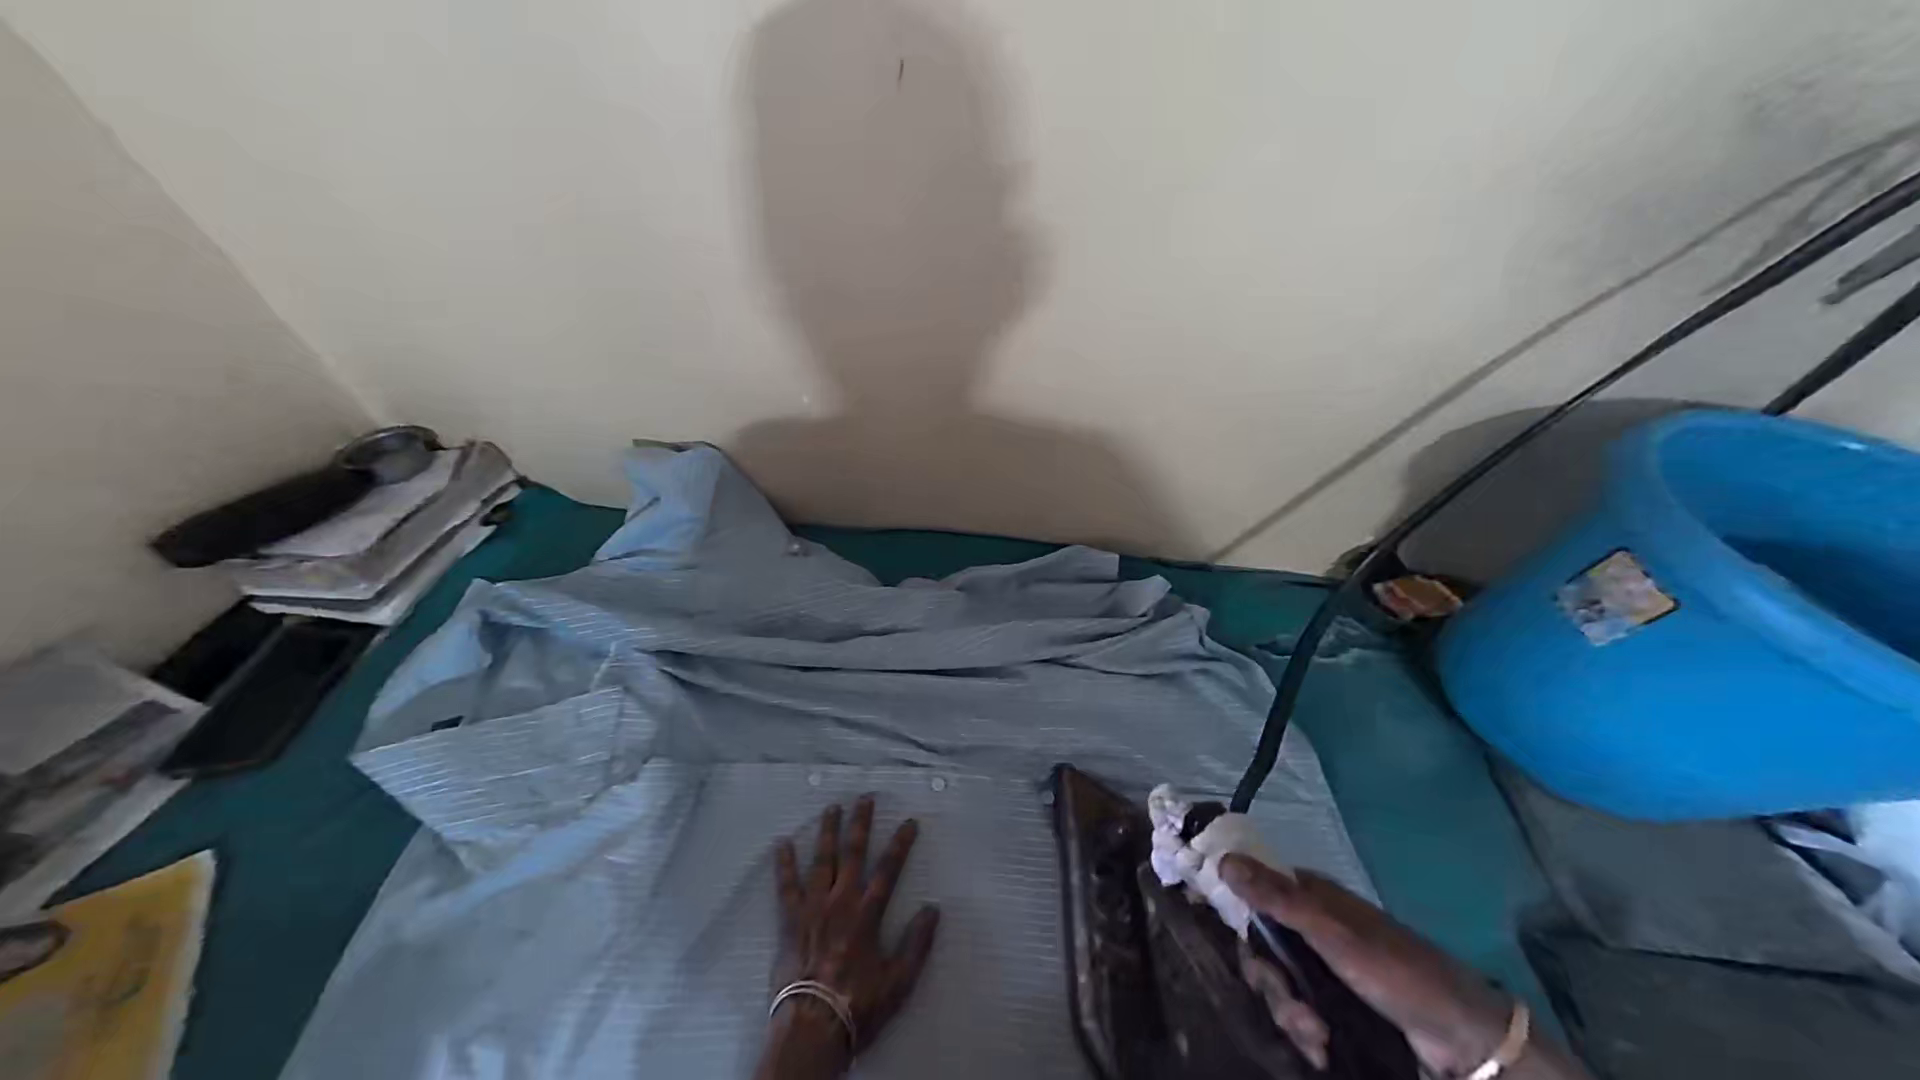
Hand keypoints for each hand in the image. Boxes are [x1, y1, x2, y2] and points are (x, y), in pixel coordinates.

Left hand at [766, 796, 940, 1065]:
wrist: (811, 1026)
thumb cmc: (858, 1004)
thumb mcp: (899, 981)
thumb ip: (917, 943)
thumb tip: (932, 908)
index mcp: (867, 913)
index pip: (889, 869)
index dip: (901, 843)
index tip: (909, 822)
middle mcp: (840, 901)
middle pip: (852, 853)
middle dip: (860, 823)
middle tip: (865, 798)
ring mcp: (812, 907)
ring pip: (821, 860)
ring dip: (827, 831)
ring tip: (832, 807)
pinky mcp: (790, 920)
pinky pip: (785, 886)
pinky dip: (784, 863)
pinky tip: (782, 843)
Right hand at [1220, 854, 1516, 1075]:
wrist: (1461, 1035)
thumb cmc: (1394, 969)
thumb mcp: (1332, 931)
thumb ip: (1277, 897)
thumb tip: (1223, 860)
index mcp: (1307, 896)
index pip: (1251, 892)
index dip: (1236, 914)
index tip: (1234, 942)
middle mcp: (1308, 926)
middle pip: (1260, 948)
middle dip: (1271, 984)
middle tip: (1294, 1008)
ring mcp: (1321, 966)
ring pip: (1277, 984)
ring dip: (1290, 1015)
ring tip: (1317, 1037)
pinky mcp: (1333, 1003)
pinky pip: (1297, 1012)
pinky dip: (1305, 1033)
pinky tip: (1322, 1048)